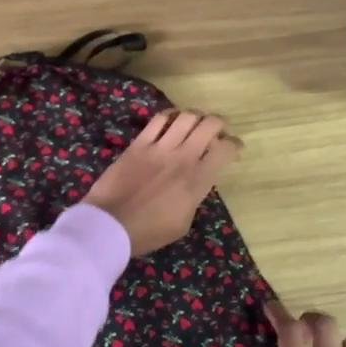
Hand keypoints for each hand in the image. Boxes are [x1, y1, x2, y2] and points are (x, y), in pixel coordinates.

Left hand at [83, 109, 241, 256]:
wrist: (110, 224)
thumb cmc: (148, 232)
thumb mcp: (183, 222)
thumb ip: (194, 197)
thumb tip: (196, 181)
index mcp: (197, 181)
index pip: (224, 151)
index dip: (234, 145)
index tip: (235, 147)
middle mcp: (183, 158)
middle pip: (209, 125)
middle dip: (219, 123)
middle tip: (219, 129)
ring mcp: (159, 147)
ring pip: (186, 117)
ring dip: (197, 115)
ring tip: (197, 120)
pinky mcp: (139, 143)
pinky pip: (159, 119)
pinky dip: (170, 115)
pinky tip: (173, 118)